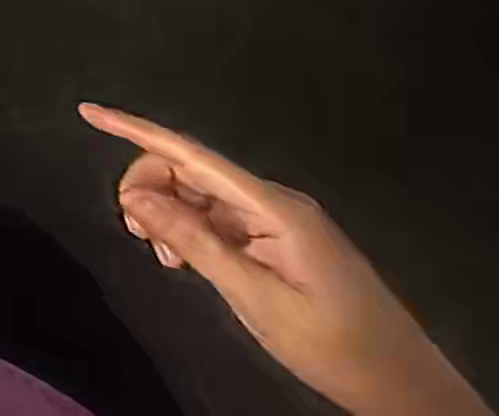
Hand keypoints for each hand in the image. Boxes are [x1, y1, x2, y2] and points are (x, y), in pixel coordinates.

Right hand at [79, 103, 492, 415]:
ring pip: (191, 192)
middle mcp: (269, 200)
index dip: (133, 128)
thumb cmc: (335, 346)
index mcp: (272, 207)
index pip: (188, 153)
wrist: (410, 395)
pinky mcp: (270, 236)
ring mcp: (272, 218)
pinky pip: (209, 214)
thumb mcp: (254, 297)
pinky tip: (180, 258)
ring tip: (162, 256)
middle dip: (147, 190)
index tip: (88, 111)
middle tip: (134, 232)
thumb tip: (133, 195)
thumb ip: (191, 240)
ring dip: (163, 214)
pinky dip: (183, 229)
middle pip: (184, 170)